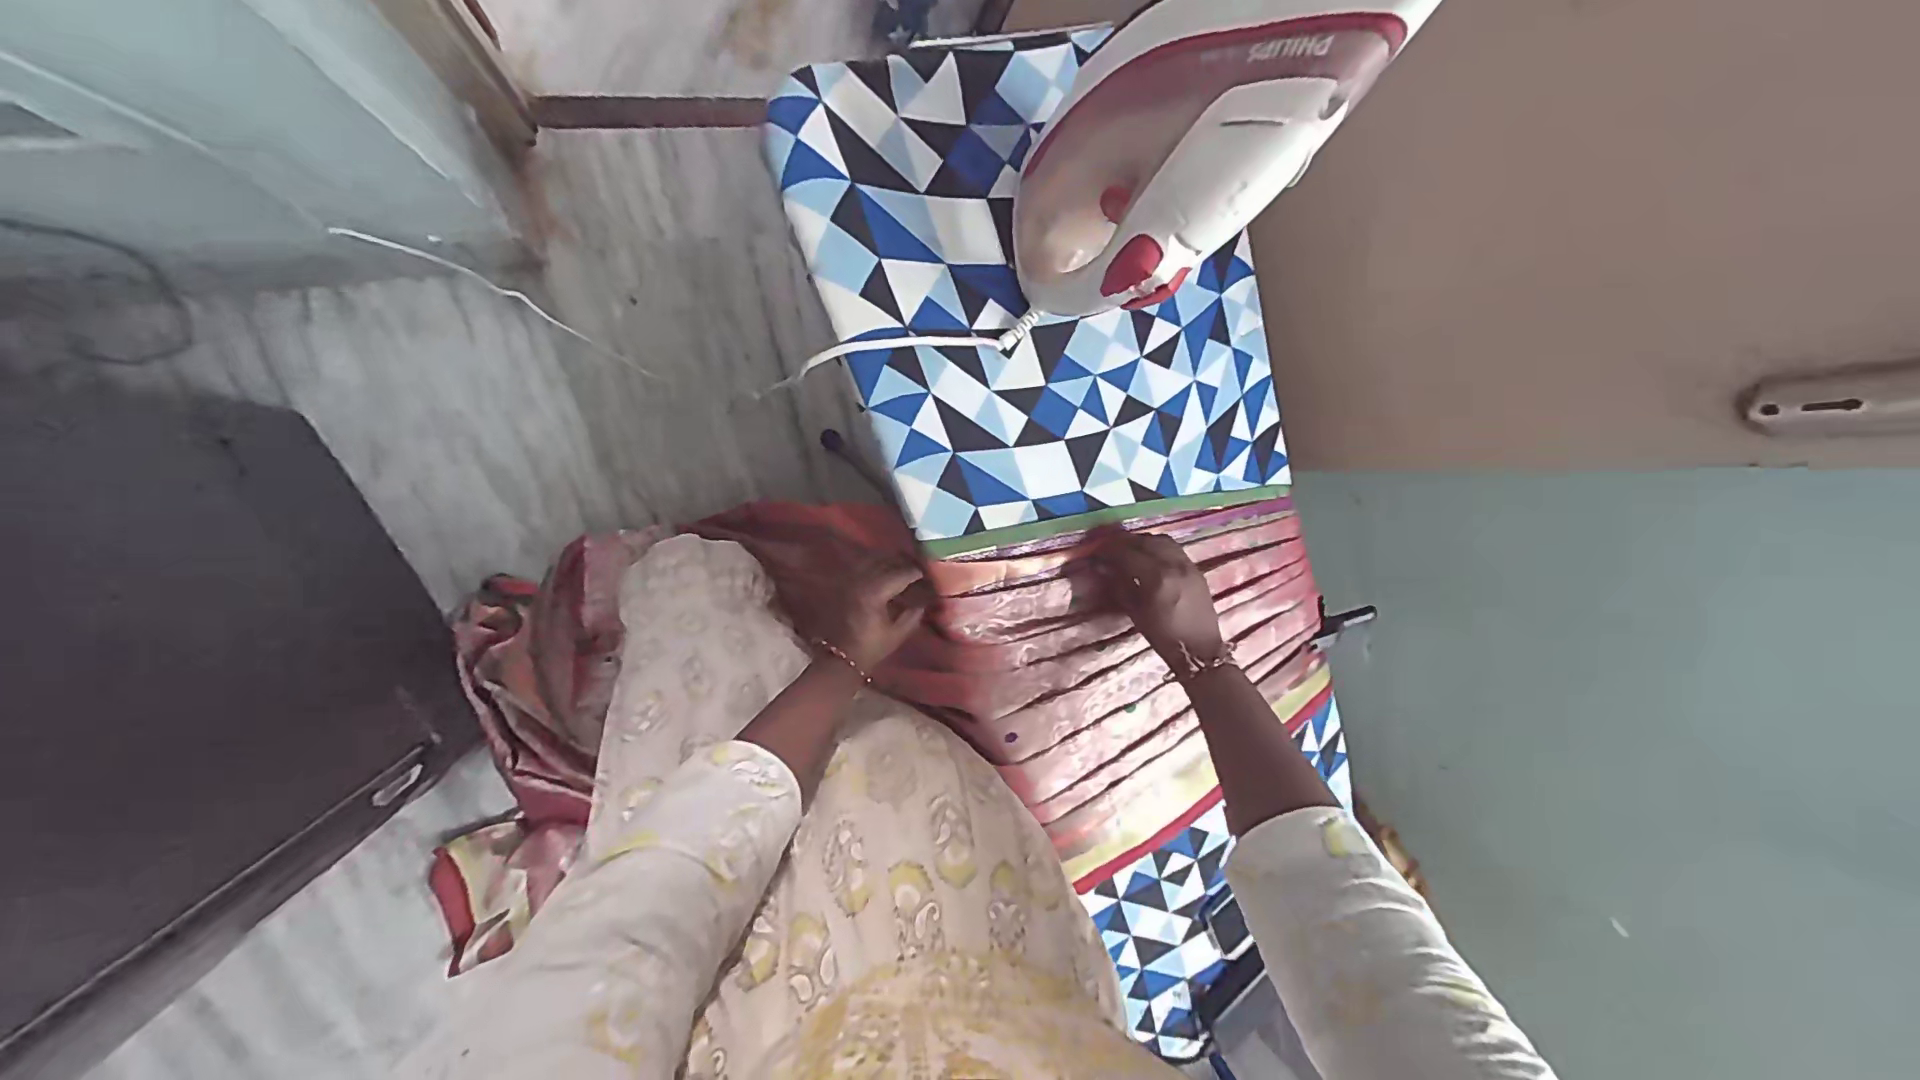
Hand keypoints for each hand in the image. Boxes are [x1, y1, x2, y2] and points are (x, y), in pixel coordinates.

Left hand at [811, 556, 932, 671]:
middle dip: (902, 562)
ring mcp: (849, 580)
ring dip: (887, 560)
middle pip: (885, 561)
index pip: (900, 574)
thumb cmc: (871, 648)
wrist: (839, 658)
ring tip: (900, 565)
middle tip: (916, 566)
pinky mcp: (842, 584)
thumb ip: (914, 614)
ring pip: (871, 560)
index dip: (915, 572)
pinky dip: (873, 564)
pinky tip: (883, 571)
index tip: (926, 573)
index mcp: (874, 594)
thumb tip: (925, 599)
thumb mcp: (898, 633)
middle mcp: (860, 581)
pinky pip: (860, 566)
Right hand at [1092, 529, 1224, 663]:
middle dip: (1125, 541)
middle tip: (1110, 547)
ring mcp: (1187, 564)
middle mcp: (1173, 565)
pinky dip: (1158, 546)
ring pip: (1161, 540)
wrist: (1199, 648)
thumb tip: (1103, 567)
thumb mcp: (1135, 612)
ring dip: (1143, 541)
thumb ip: (1119, 585)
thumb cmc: (1162, 635)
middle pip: (1145, 541)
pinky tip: (1150, 556)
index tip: (1097, 551)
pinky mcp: (1196, 568)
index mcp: (1156, 578)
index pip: (1127, 553)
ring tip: (1130, 549)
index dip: (1109, 550)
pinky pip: (1173, 548)